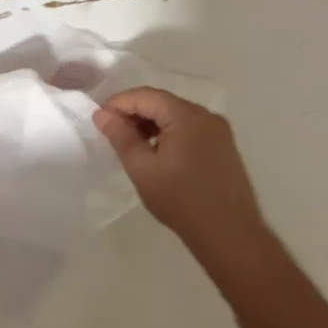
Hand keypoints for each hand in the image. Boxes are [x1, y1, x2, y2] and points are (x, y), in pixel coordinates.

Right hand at [94, 87, 269, 262]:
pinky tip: (157, 154)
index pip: (146, 95)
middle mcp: (207, 116)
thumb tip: (102, 114)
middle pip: (163, 103)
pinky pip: (190, 130)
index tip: (99, 121)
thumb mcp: (142, 168)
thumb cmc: (180, 199)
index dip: (118, 103)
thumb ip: (121, 136)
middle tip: (111, 133)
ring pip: (176, 116)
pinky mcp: (223, 147)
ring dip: (151, 124)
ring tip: (131, 146)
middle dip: (134, 113)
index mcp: (187, 115)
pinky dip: (168, 134)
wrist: (228, 232)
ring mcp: (219, 131)